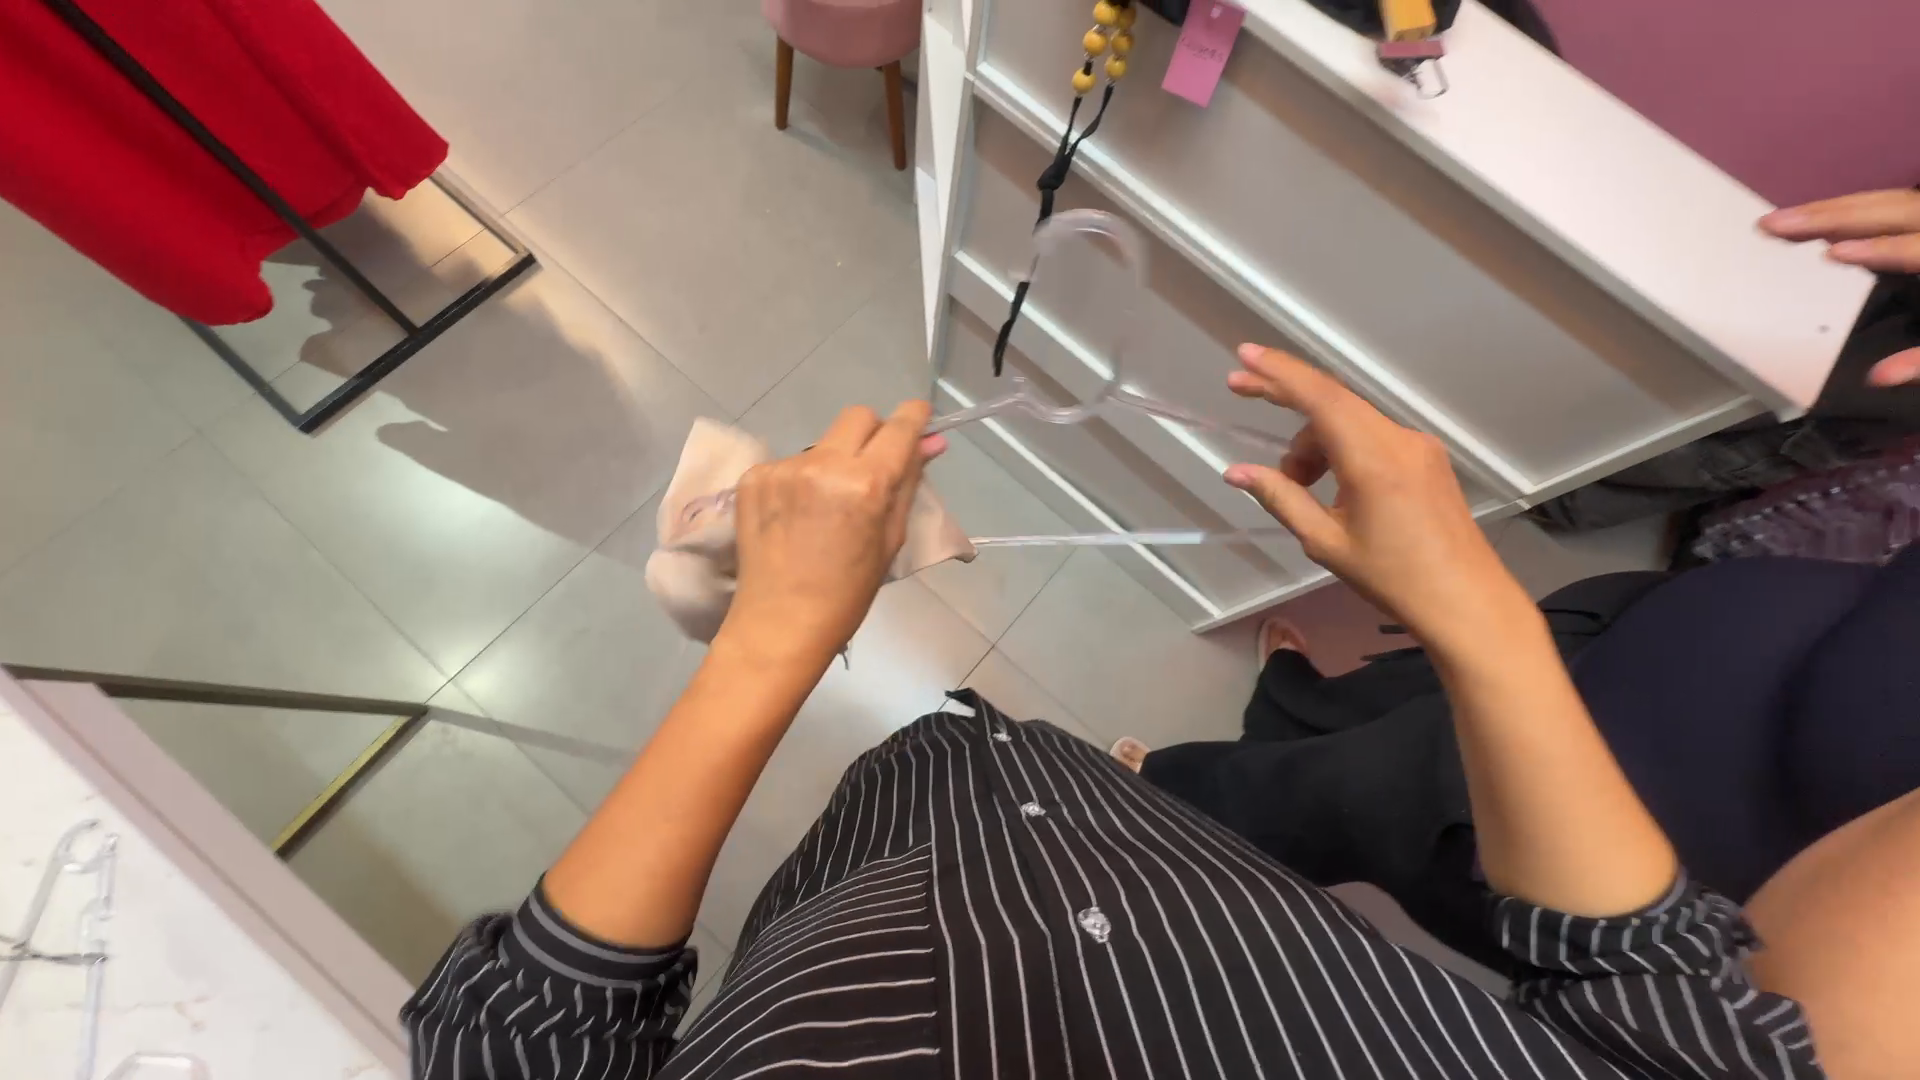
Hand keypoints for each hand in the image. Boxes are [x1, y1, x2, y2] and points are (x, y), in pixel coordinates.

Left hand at [724, 402, 944, 665]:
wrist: (781, 622)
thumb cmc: (848, 593)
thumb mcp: (890, 538)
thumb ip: (908, 483)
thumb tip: (931, 444)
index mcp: (866, 484)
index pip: (898, 427)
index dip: (914, 417)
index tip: (920, 416)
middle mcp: (823, 465)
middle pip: (858, 417)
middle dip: (873, 433)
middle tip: (872, 468)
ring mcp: (783, 468)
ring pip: (823, 443)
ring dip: (835, 461)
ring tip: (826, 508)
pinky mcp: (753, 477)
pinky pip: (791, 462)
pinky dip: (801, 480)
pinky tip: (796, 515)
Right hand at [1222, 344, 1533, 653]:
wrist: (1465, 600)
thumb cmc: (1392, 577)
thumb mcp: (1324, 541)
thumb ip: (1280, 498)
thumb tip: (1236, 472)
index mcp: (1373, 460)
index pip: (1321, 399)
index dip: (1279, 373)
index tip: (1244, 356)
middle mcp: (1399, 440)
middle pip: (1331, 402)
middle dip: (1284, 397)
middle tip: (1238, 389)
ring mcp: (1417, 446)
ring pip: (1348, 422)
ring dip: (1311, 442)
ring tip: (1295, 485)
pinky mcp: (1425, 459)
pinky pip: (1369, 437)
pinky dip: (1337, 450)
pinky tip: (1326, 485)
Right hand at [1761, 190, 1919, 386]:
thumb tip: (1878, 378)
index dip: (1883, 250)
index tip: (1833, 252)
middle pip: (1901, 209)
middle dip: (1837, 215)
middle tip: (1775, 223)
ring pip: (1895, 199)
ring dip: (1833, 207)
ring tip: (1782, 217)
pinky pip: (1894, 203)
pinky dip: (1850, 207)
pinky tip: (1816, 214)